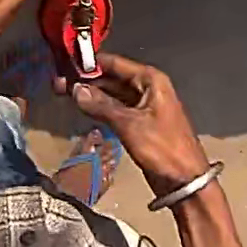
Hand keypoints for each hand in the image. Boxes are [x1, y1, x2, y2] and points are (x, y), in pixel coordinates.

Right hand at [62, 52, 210, 192]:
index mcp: (150, 80)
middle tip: (60, 82)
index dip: (90, 63)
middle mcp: (147, 87)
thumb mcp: (130, 125)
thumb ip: (102, 106)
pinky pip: (116, 108)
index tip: (67, 62)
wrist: (186, 184)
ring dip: (91, 94)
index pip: (114, 63)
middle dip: (87, 80)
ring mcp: (143, 105)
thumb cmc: (162, 149)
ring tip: (65, 93)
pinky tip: (83, 108)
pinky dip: (100, 107)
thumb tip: (75, 89)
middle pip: (112, 78)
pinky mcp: (140, 122)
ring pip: (112, 94)